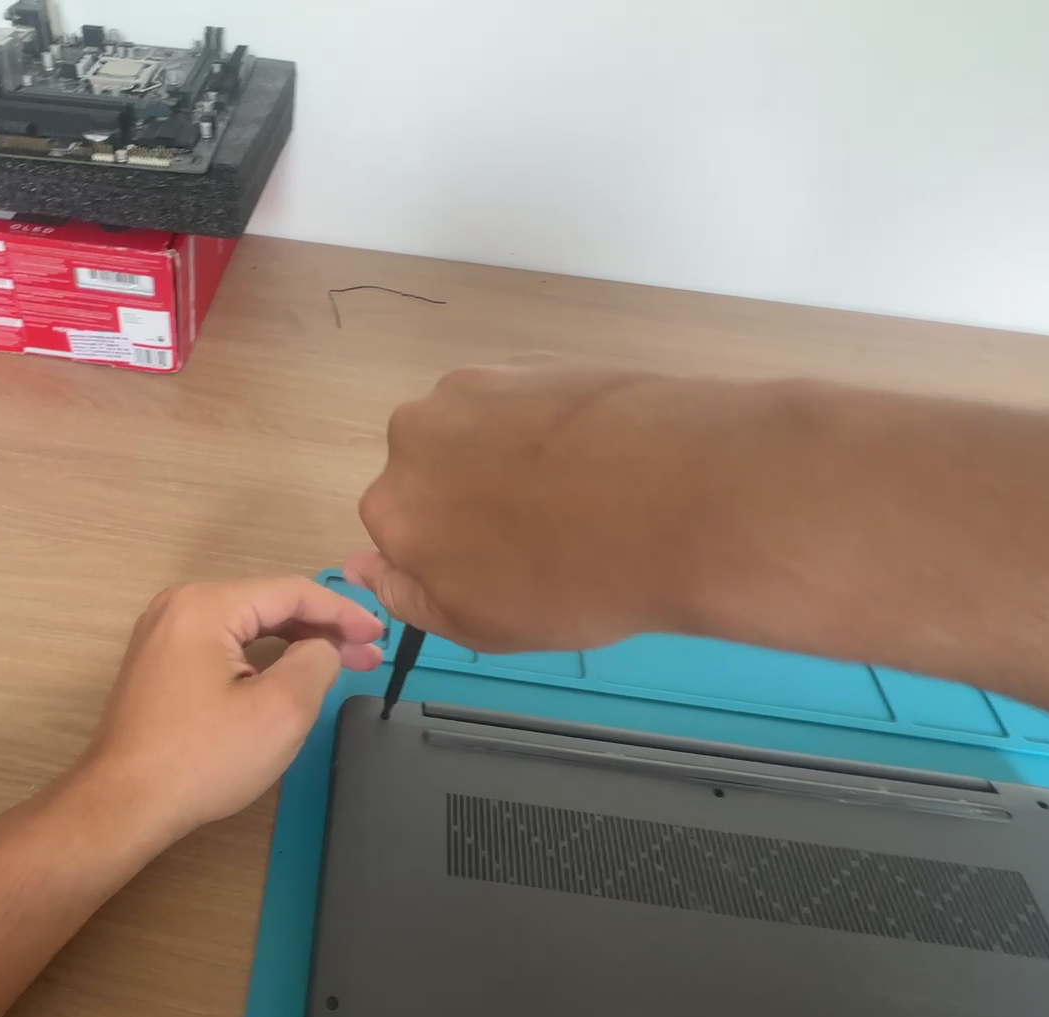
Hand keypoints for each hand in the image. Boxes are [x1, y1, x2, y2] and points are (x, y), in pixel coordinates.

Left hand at [75, 578, 383, 839]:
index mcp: (206, 604)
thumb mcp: (280, 710)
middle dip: (321, 628)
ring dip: (295, 642)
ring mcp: (165, 631)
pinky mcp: (162, 660)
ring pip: (247, 625)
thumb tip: (323, 646)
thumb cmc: (201, 759)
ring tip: (338, 664)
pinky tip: (290, 673)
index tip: (379, 635)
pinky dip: (263, 656)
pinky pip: (225, 644)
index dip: (343, 611)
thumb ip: (317, 661)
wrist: (121, 806)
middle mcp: (181, 605)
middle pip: (268, 604)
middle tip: (367, 656)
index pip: (291, 592)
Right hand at [348, 358, 772, 651]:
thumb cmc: (576, 581)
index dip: (450, 549)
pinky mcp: (524, 358)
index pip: (399, 531)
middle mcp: (411, 438)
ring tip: (570, 485)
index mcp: (391, 508)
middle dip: (465, 495)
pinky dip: (538, 422)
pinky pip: (513, 400)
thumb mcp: (479, 624)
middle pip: (427, 471)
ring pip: (468, 430)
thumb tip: (361, 566)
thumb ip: (404, 594)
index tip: (498, 562)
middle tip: (535, 525)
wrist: (687, 500)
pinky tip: (588, 449)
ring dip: (499, 453)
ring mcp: (469, 389)